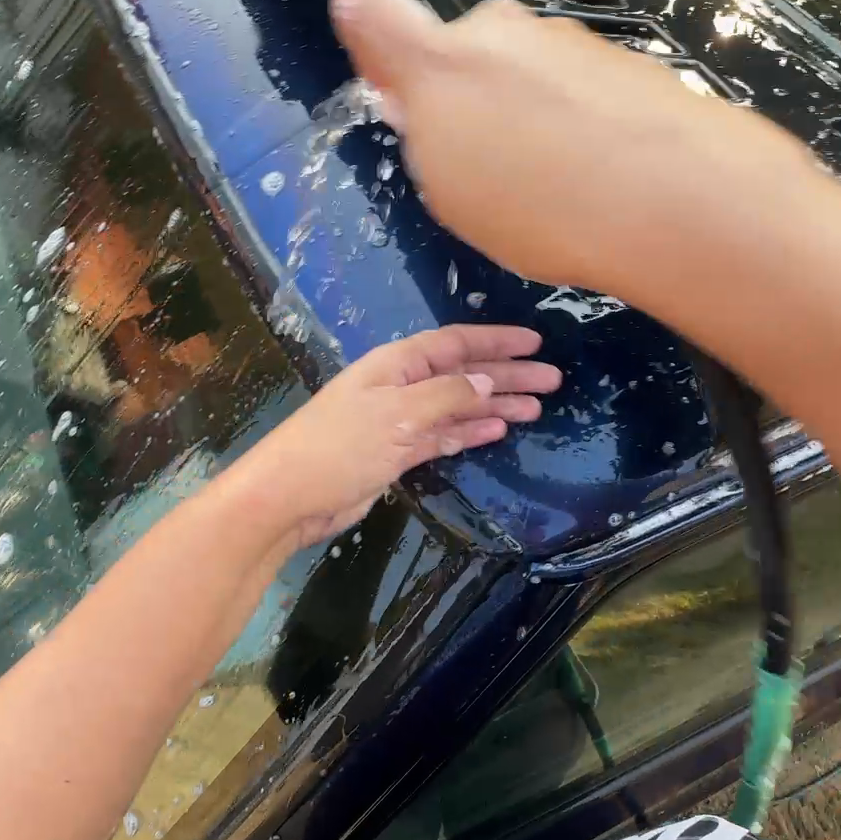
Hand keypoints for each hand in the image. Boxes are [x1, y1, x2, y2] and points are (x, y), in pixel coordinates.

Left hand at [219, 325, 559, 544]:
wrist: (289, 497)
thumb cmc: (338, 447)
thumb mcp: (396, 414)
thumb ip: (446, 395)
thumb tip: (486, 380)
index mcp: (396, 365)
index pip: (455, 344)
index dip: (496, 342)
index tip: (535, 343)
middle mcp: (400, 386)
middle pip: (462, 374)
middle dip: (505, 377)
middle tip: (551, 383)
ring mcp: (398, 421)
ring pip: (456, 406)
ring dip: (493, 406)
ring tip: (534, 409)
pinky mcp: (396, 453)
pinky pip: (442, 436)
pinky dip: (469, 432)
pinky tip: (496, 431)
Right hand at [327, 0, 818, 294]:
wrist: (673, 199)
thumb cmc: (539, 205)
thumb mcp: (450, 191)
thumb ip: (420, 131)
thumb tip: (412, 98)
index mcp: (439, 62)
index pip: (372, 8)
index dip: (364, 28)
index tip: (387, 79)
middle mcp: (500, 31)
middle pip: (460, 55)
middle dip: (462, 101)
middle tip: (483, 173)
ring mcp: (565, 41)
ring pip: (520, 74)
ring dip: (521, 118)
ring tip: (548, 190)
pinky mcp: (619, 60)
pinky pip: (572, 91)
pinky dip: (570, 124)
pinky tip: (592, 177)